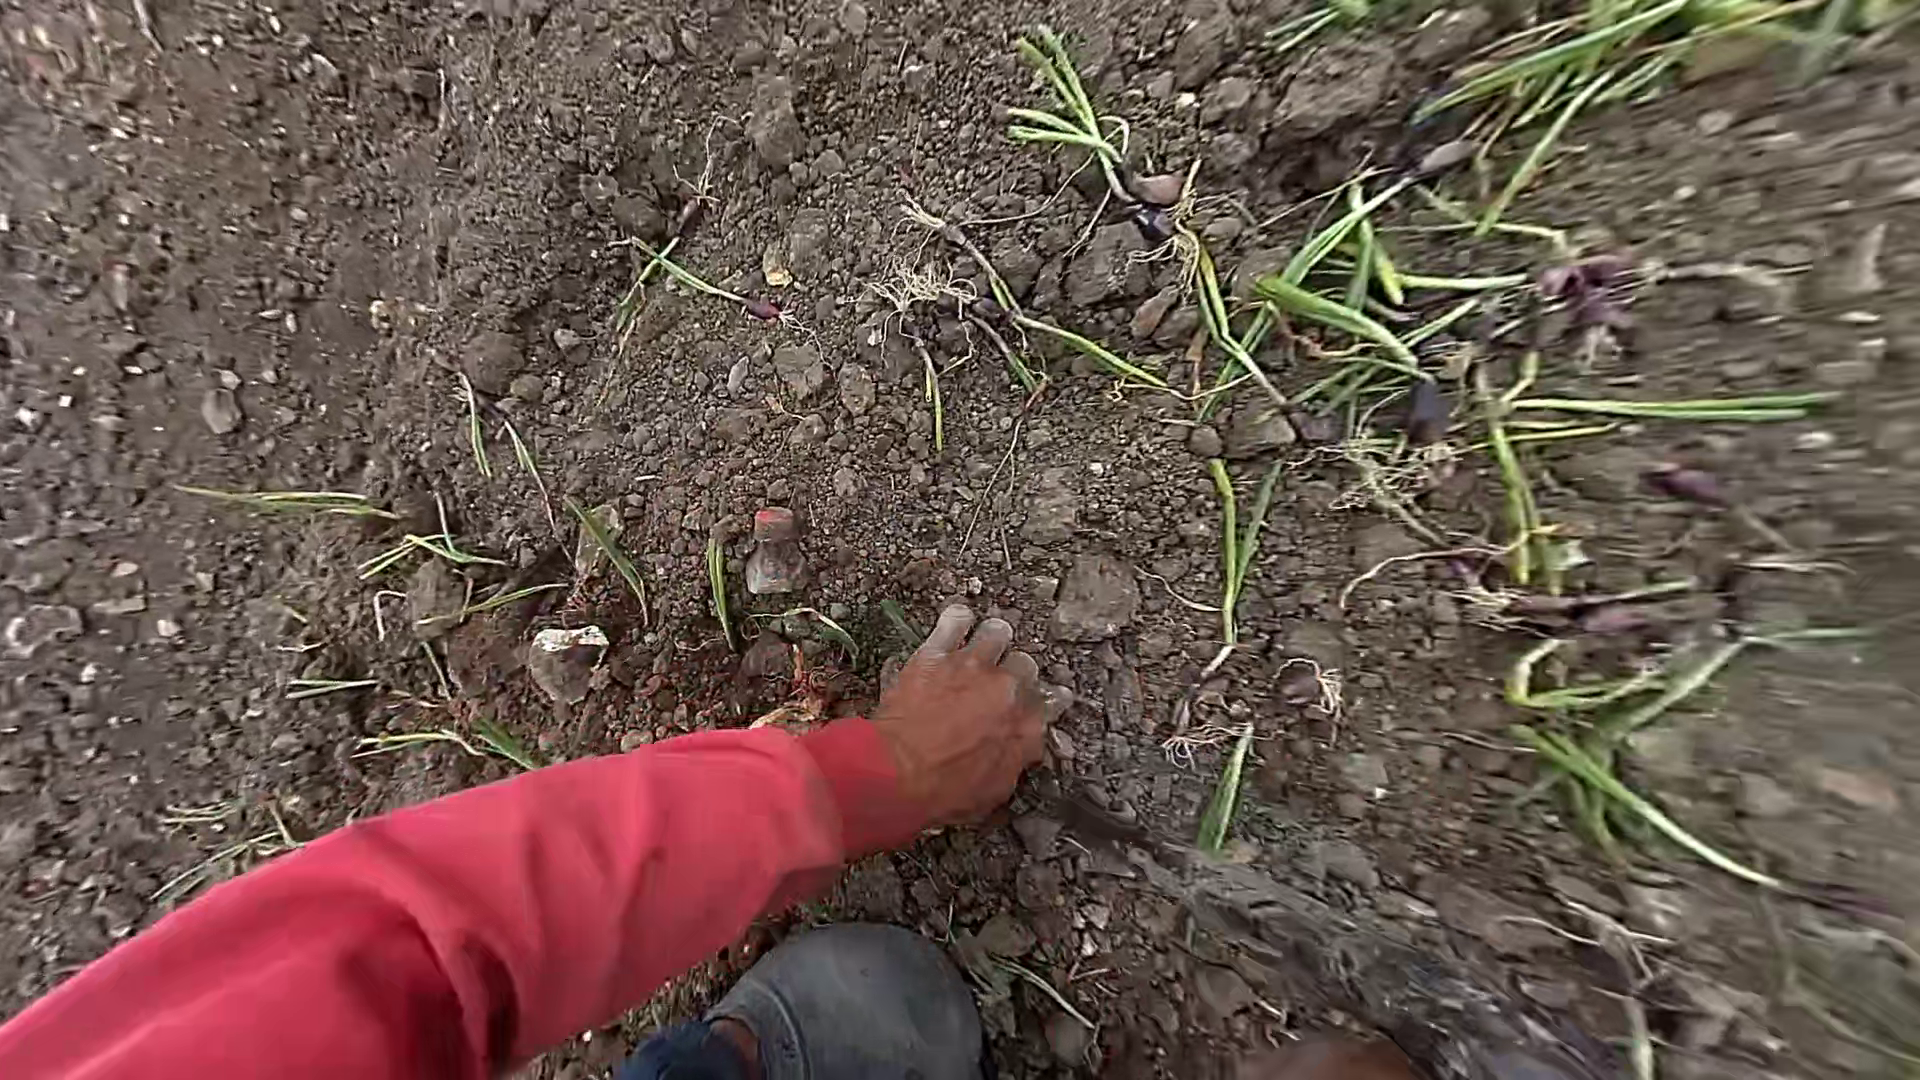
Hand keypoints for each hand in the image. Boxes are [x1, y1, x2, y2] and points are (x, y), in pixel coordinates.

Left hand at [869, 605, 1063, 825]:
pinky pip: (955, 620)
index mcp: (1024, 725)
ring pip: (997, 633)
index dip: (1046, 699)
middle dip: (1016, 669)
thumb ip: (1014, 761)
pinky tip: (958, 620)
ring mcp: (971, 665)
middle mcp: (1005, 689)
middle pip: (1025, 663)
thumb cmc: (942, 789)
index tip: (1043, 697)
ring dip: (993, 638)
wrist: (898, 772)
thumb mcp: (993, 791)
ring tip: (986, 642)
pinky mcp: (937, 653)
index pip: (1051, 702)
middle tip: (1002, 677)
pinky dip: (958, 618)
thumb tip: (1021, 749)